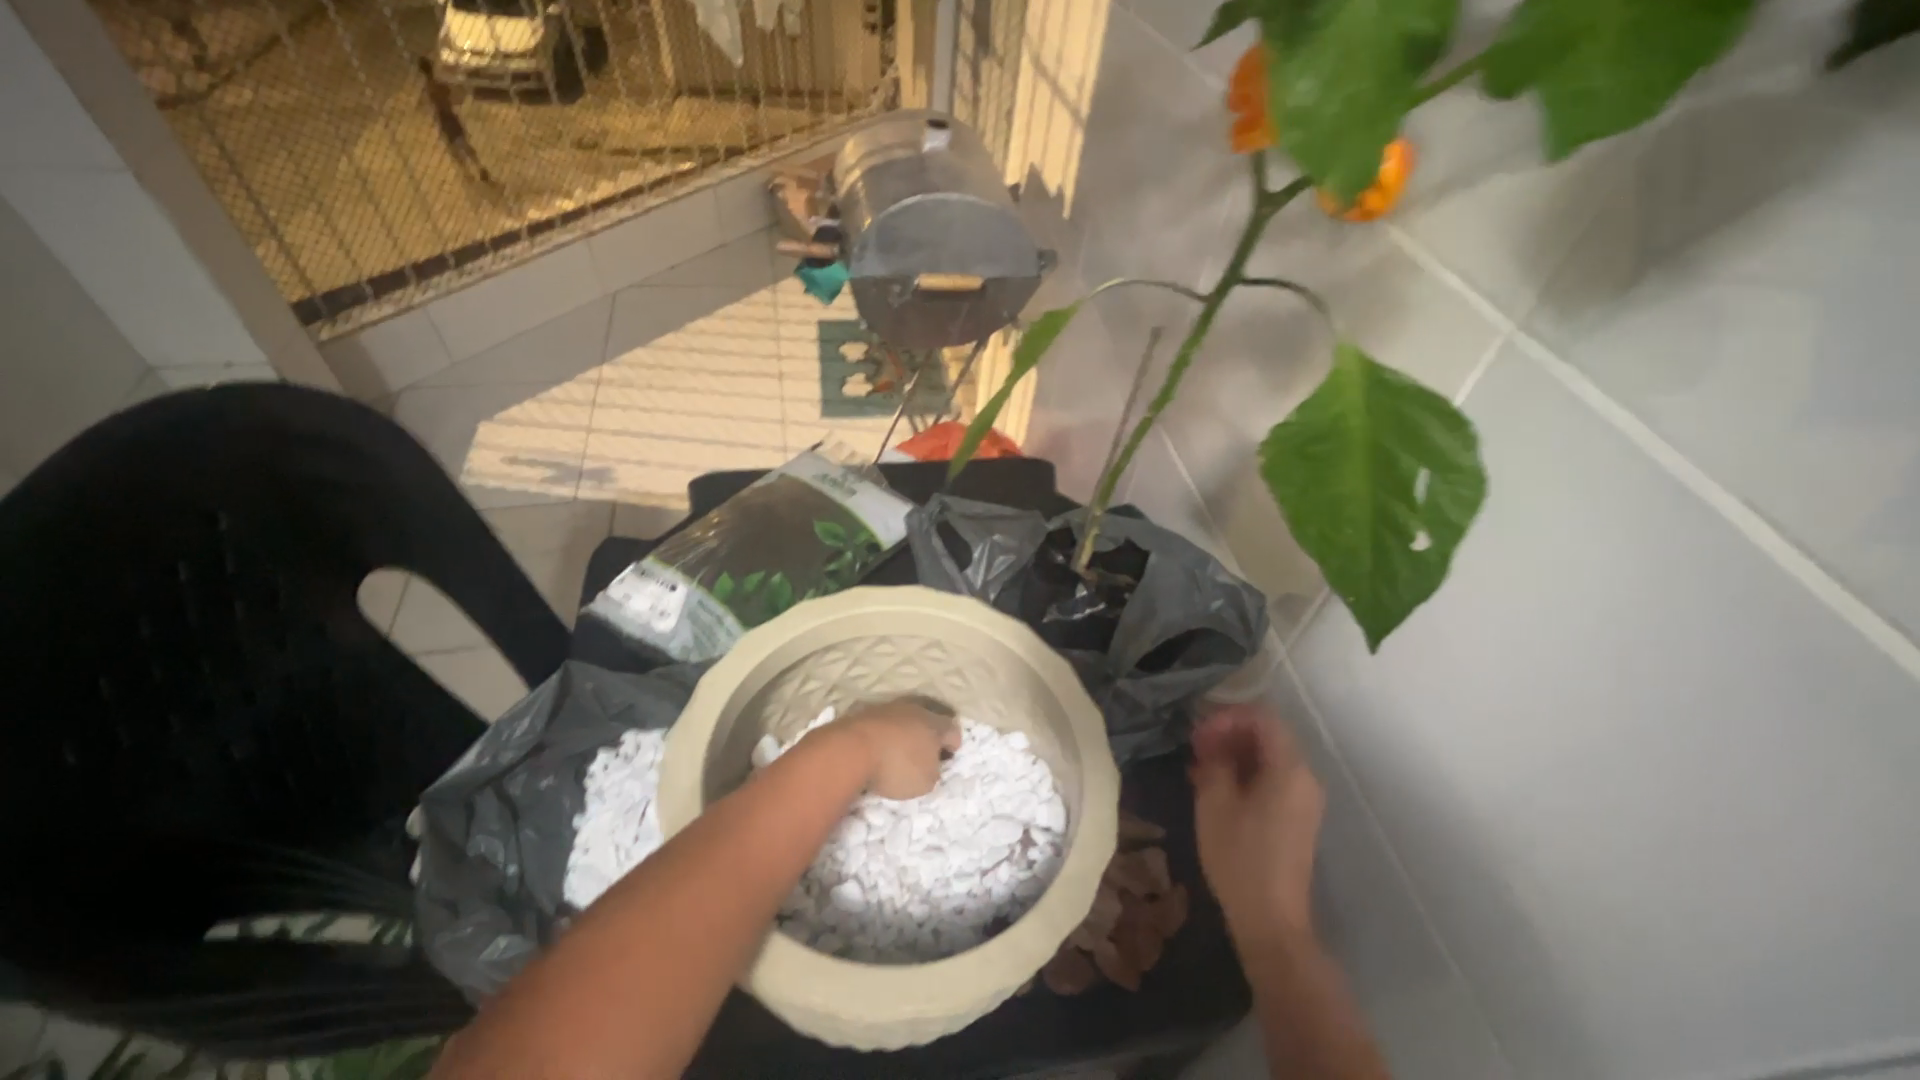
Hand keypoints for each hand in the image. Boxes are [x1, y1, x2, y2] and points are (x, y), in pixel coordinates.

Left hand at [833, 697, 961, 799]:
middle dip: (930, 733)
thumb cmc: (896, 767)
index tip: (947, 758)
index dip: (953, 745)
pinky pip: (884, 721)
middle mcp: (915, 709)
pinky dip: (885, 732)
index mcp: (935, 724)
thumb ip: (934, 771)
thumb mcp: (926, 782)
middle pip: (930, 718)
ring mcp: (888, 707)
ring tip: (901, 748)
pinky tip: (880, 745)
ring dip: (906, 730)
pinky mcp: (865, 712)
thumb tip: (930, 764)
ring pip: (905, 716)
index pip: (953, 730)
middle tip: (927, 751)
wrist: (850, 749)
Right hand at [1191, 702, 1324, 943]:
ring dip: (1234, 755)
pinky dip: (1245, 775)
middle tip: (1194, 749)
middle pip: (1268, 736)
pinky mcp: (1297, 818)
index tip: (1198, 734)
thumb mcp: (1215, 803)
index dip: (1227, 717)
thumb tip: (1213, 742)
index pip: (1262, 717)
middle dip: (1229, 734)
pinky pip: (1272, 780)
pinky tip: (1215, 789)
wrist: (1271, 919)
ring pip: (1269, 758)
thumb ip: (1215, 762)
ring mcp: (1304, 799)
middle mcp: (1305, 777)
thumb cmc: (1240, 857)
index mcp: (1290, 768)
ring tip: (1199, 769)